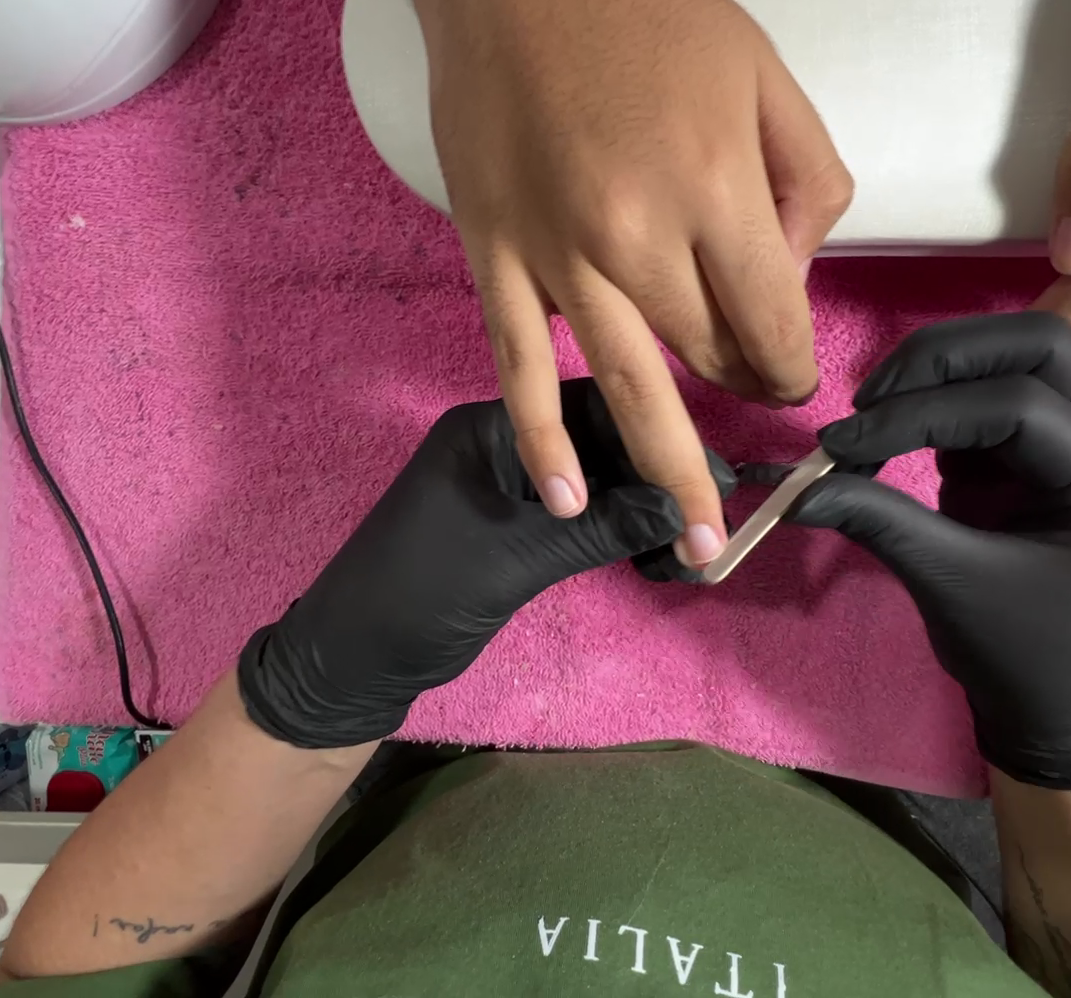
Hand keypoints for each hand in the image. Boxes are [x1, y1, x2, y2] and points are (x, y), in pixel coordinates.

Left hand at [236, 379, 728, 747]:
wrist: (357, 658)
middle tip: (713, 507)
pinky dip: (610, 525)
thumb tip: (686, 507)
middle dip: (651, 473)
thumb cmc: (423, 593)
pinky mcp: (511, 523)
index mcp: (488, 429)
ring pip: (588, 479)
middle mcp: (499, 443)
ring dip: (636, 502)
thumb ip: (600, 527)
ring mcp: (505, 484)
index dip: (652, 438)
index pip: (586, 412)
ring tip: (692, 530)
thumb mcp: (516, 557)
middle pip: (592, 442)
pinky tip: (650, 541)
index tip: (710, 477)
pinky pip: (573, 511)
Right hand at [376, 0, 852, 565]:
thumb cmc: (650, 13)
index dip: (794, 364)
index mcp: (712, 188)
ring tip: (697, 541)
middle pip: (708, 356)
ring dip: (672, 467)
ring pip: (629, 388)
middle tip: (752, 390)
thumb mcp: (767, 75)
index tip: (793, 376)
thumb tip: (788, 276)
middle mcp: (635, 238)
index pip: (773, 321)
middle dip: (743, 385)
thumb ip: (808, 183)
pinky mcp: (496, 261)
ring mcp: (557, 259)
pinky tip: (568, 498)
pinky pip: (521, 368)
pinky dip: (544, 441)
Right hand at [789, 313, 1070, 788]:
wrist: (1042, 690)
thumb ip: (877, 522)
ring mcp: (1069, 440)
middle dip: (945, 359)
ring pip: (1015, 352)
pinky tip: (884, 429)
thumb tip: (797, 492)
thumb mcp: (945, 584)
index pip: (1022, 409)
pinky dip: (926, 397)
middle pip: (1039, 347)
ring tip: (872, 407)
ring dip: (936, 366)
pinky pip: (980, 389)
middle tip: (871, 399)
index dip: (925, 415)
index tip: (844, 445)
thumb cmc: (1015, 649)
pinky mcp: (1025, 446)